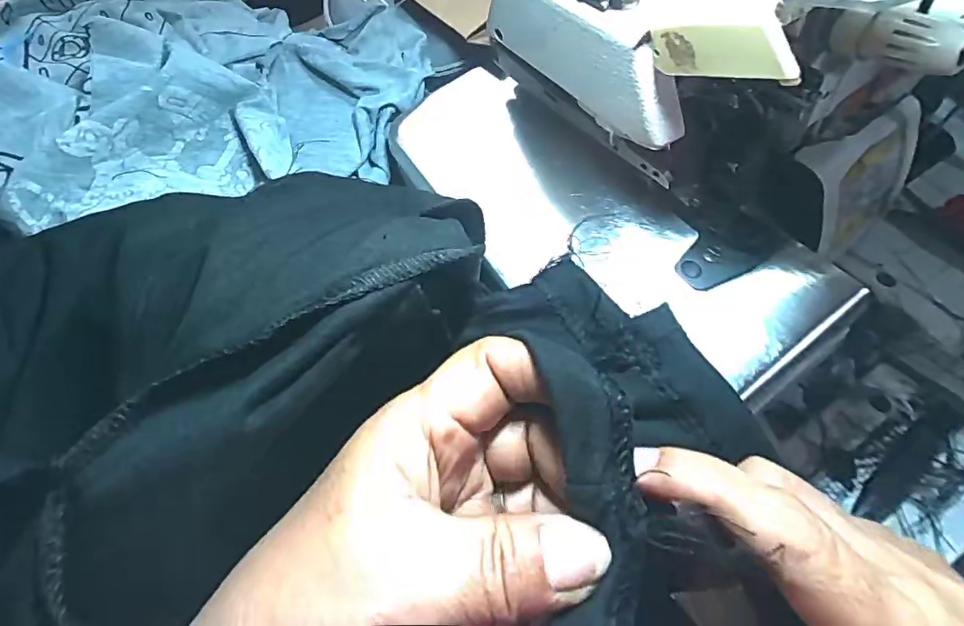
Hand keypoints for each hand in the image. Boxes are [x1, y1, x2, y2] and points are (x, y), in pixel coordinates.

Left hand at [195, 338, 612, 624]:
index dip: (549, 369)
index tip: (615, 404)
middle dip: (586, 452)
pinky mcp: (482, 570)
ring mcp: (470, 515)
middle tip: (644, 491)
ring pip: (546, 490)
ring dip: (590, 512)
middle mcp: (452, 458)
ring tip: (641, 534)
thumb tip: (597, 547)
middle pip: (535, 429)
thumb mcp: (409, 566)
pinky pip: (542, 550)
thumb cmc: (319, 595)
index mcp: (422, 425)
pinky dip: (577, 561)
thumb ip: (504, 559)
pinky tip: (614, 571)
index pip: (494, 367)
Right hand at [634, 448, 963, 625]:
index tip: (643, 470)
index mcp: (895, 620)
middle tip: (654, 500)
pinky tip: (784, 569)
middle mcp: (921, 584)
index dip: (707, 486)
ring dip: (749, 506)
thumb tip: (686, 581)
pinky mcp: (939, 576)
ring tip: (708, 530)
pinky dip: (795, 528)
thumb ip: (744, 619)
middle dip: (708, 485)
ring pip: (806, 495)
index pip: (785, 525)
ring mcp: (934, 575)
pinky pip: (842, 523)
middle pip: (781, 488)